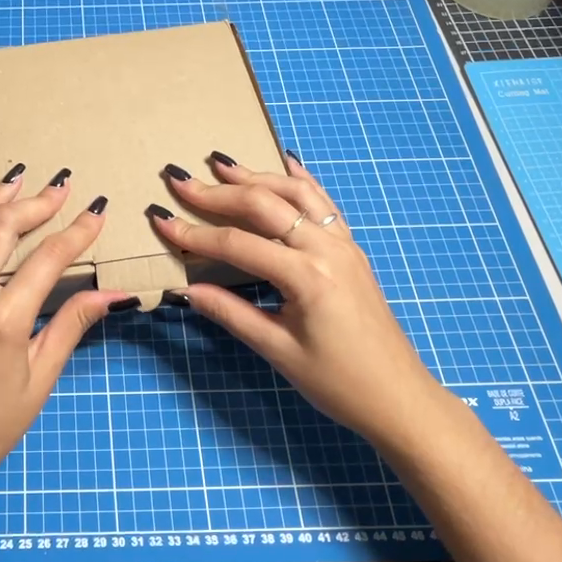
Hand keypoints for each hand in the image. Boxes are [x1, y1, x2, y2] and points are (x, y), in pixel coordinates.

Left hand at [0, 170, 129, 498]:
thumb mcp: (41, 377)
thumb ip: (72, 326)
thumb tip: (113, 295)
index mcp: (4, 320)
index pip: (48, 258)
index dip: (77, 231)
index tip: (95, 211)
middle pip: (2, 229)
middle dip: (36, 203)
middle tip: (60, 187)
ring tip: (13, 184)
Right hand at [152, 154, 439, 441]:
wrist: (400, 399)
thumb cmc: (339, 384)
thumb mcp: (278, 352)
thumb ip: (230, 313)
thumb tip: (184, 291)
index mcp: (306, 276)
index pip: (237, 244)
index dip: (194, 233)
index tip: (161, 221)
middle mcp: (325, 248)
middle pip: (263, 205)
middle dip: (217, 192)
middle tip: (179, 181)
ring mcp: (343, 243)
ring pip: (293, 193)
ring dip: (255, 176)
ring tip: (220, 164)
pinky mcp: (351, 248)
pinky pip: (324, 202)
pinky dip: (300, 180)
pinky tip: (285, 162)